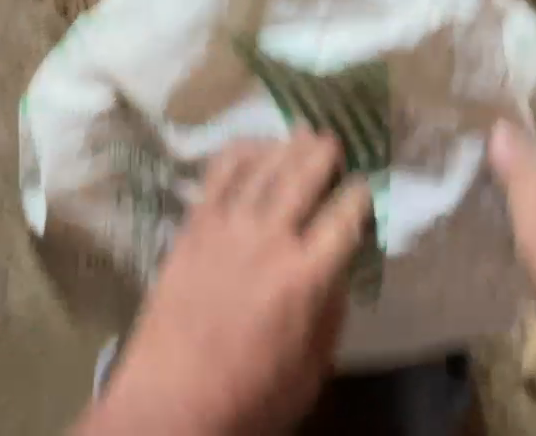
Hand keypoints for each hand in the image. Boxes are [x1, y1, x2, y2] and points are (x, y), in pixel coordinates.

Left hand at [77, 131, 371, 435]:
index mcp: (306, 278)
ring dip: (286, 146)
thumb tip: (339, 271)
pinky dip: (239, 154)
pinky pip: (219, 177)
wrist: (170, 403)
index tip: (365, 183)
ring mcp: (227, 228)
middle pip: (303, 180)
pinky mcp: (194, 227)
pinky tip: (251, 145)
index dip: (358, 195)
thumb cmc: (249, 398)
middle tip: (334, 139)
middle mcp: (270, 240)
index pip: (344, 219)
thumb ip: (330, 314)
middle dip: (323, 154)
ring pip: (263, 170)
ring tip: (302, 131)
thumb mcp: (311, 370)